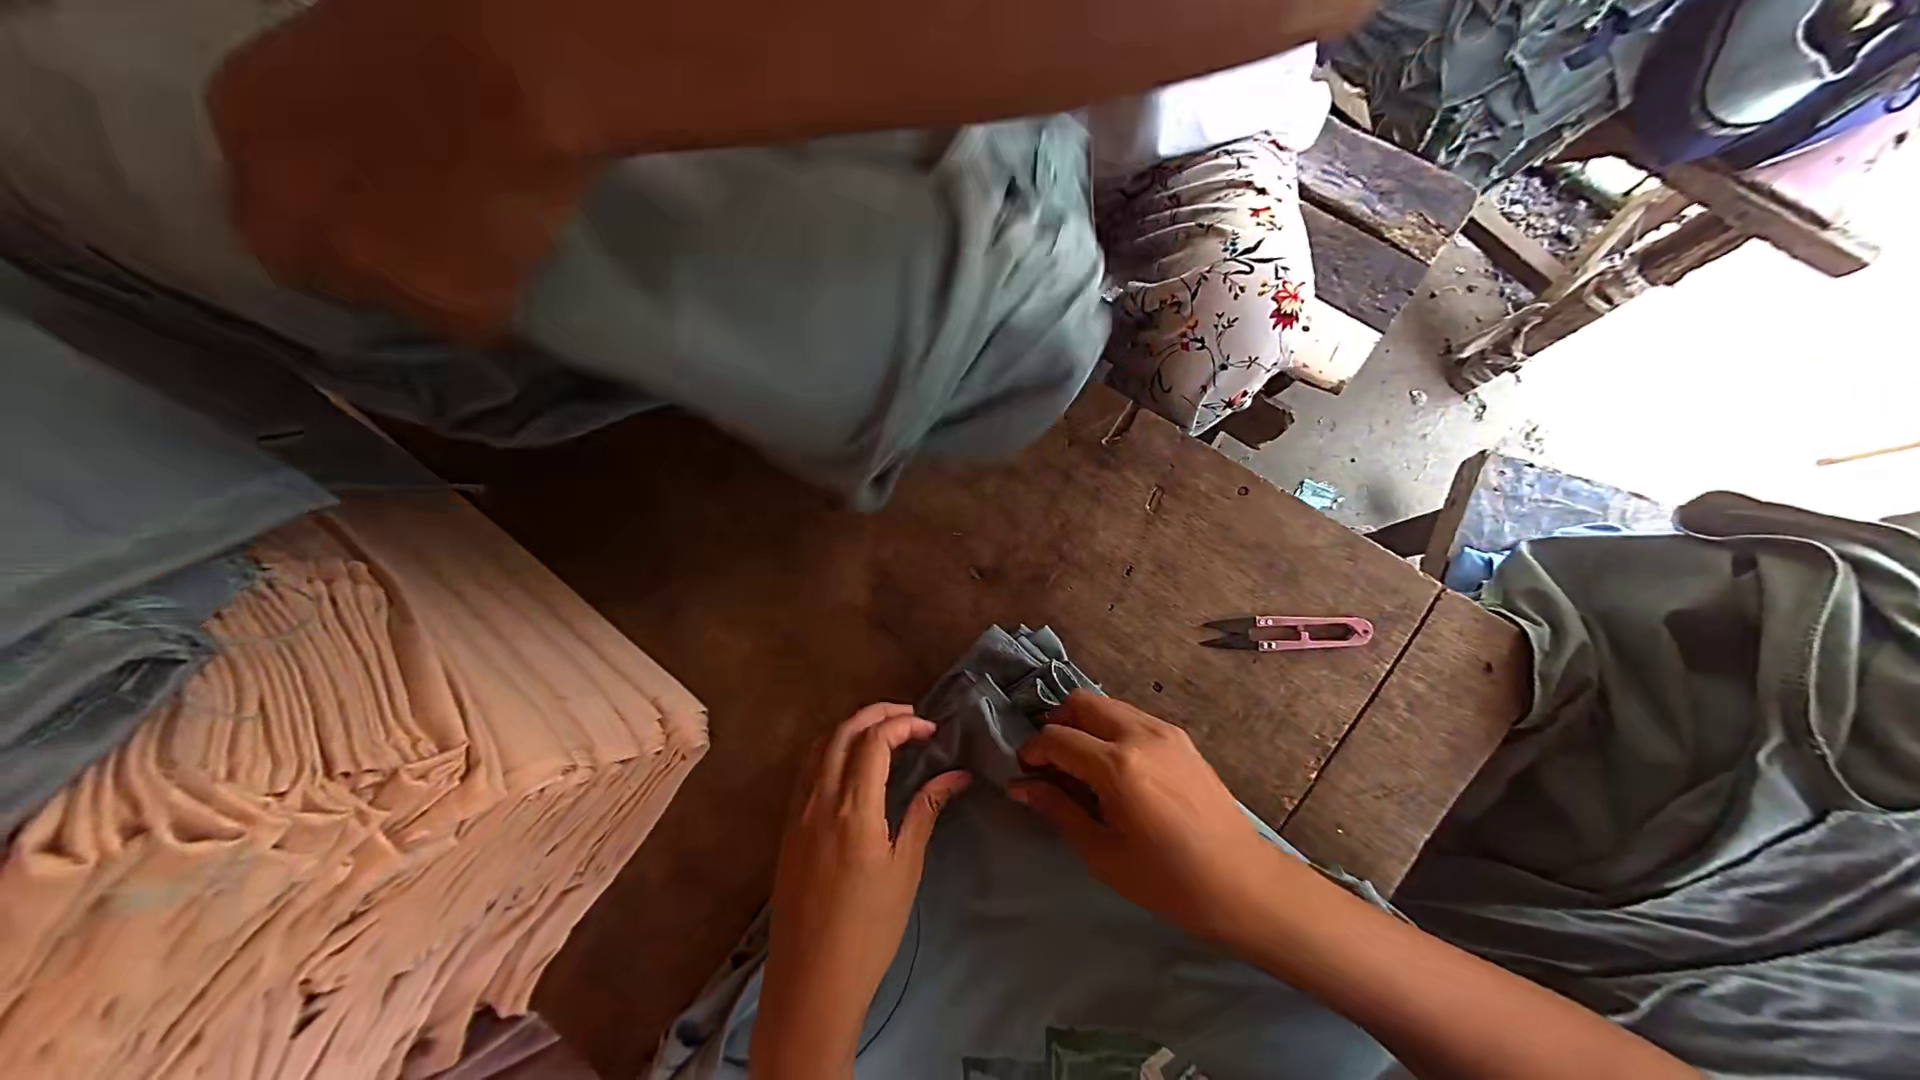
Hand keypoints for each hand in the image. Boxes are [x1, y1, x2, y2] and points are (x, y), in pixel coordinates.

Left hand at [753, 704, 970, 1077]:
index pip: (875, 740)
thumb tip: (957, 775)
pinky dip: (830, 750)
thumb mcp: (905, 867)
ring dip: (851, 727)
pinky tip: (849, 763)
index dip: (904, 724)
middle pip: (844, 732)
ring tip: (882, 730)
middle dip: (877, 713)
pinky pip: (806, 770)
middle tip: (909, 716)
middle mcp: (820, 799)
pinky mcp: (787, 827)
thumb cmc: (869, 928)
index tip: (931, 730)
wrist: (811, 979)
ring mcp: (798, 812)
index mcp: (853, 808)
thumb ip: (926, 810)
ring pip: (820, 746)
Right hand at [1010, 690, 1301, 940]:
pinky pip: (1132, 717)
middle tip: (1051, 762)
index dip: (1032, 752)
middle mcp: (1140, 734)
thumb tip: (1020, 786)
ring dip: (1084, 724)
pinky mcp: (1181, 738)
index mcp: (1118, 765)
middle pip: (1080, 703)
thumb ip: (1058, 809)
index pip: (1056, 737)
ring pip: (1107, 705)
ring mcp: (1165, 731)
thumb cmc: (1168, 880)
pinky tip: (1114, 767)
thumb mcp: (1103, 852)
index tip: (1025, 773)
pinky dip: (1110, 729)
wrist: (1244, 885)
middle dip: (1056, 725)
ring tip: (1081, 766)